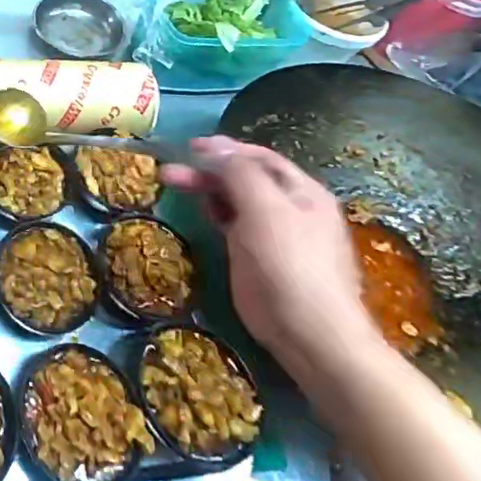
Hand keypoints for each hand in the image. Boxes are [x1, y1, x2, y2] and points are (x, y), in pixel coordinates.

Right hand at [160, 136, 379, 378]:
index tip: (189, 147)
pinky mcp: (256, 256)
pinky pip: (233, 223)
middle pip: (244, 177)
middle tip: (170, 171)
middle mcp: (290, 207)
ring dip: (206, 189)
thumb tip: (215, 148)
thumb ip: (240, 173)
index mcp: (302, 191)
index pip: (260, 157)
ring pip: (235, 200)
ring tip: (172, 184)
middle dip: (207, 170)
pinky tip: (199, 212)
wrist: (310, 333)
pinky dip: (214, 212)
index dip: (225, 148)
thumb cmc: (288, 264)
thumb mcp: (265, 208)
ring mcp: (273, 233)